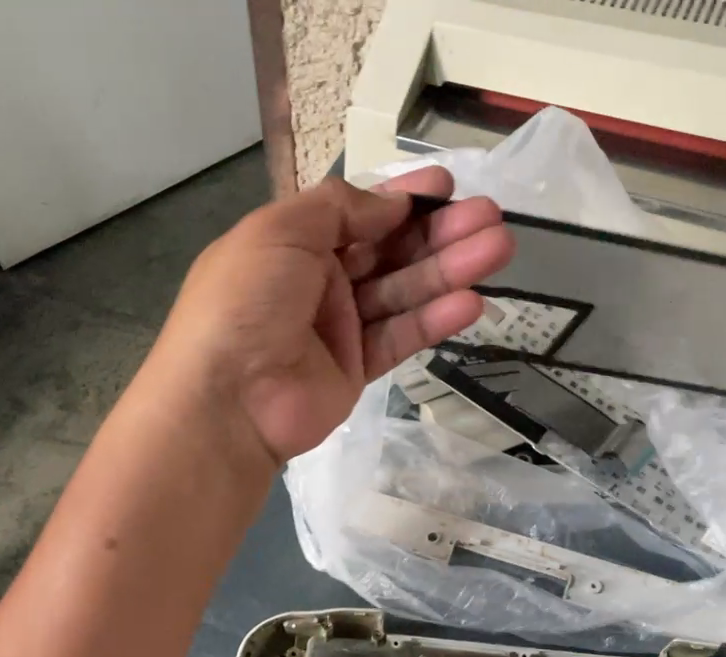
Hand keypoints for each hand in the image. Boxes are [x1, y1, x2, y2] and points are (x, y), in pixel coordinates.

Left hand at [149, 167, 514, 464]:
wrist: (226, 400)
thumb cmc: (245, 301)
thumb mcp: (282, 230)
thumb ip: (338, 207)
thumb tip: (388, 203)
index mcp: (291, 244)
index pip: (357, 215)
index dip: (401, 200)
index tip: (448, 186)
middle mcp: (315, 283)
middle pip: (387, 252)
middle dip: (438, 233)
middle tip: (490, 218)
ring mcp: (336, 330)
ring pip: (400, 293)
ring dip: (448, 271)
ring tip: (499, 248)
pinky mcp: (353, 371)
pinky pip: (398, 338)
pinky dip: (433, 320)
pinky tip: (472, 302)